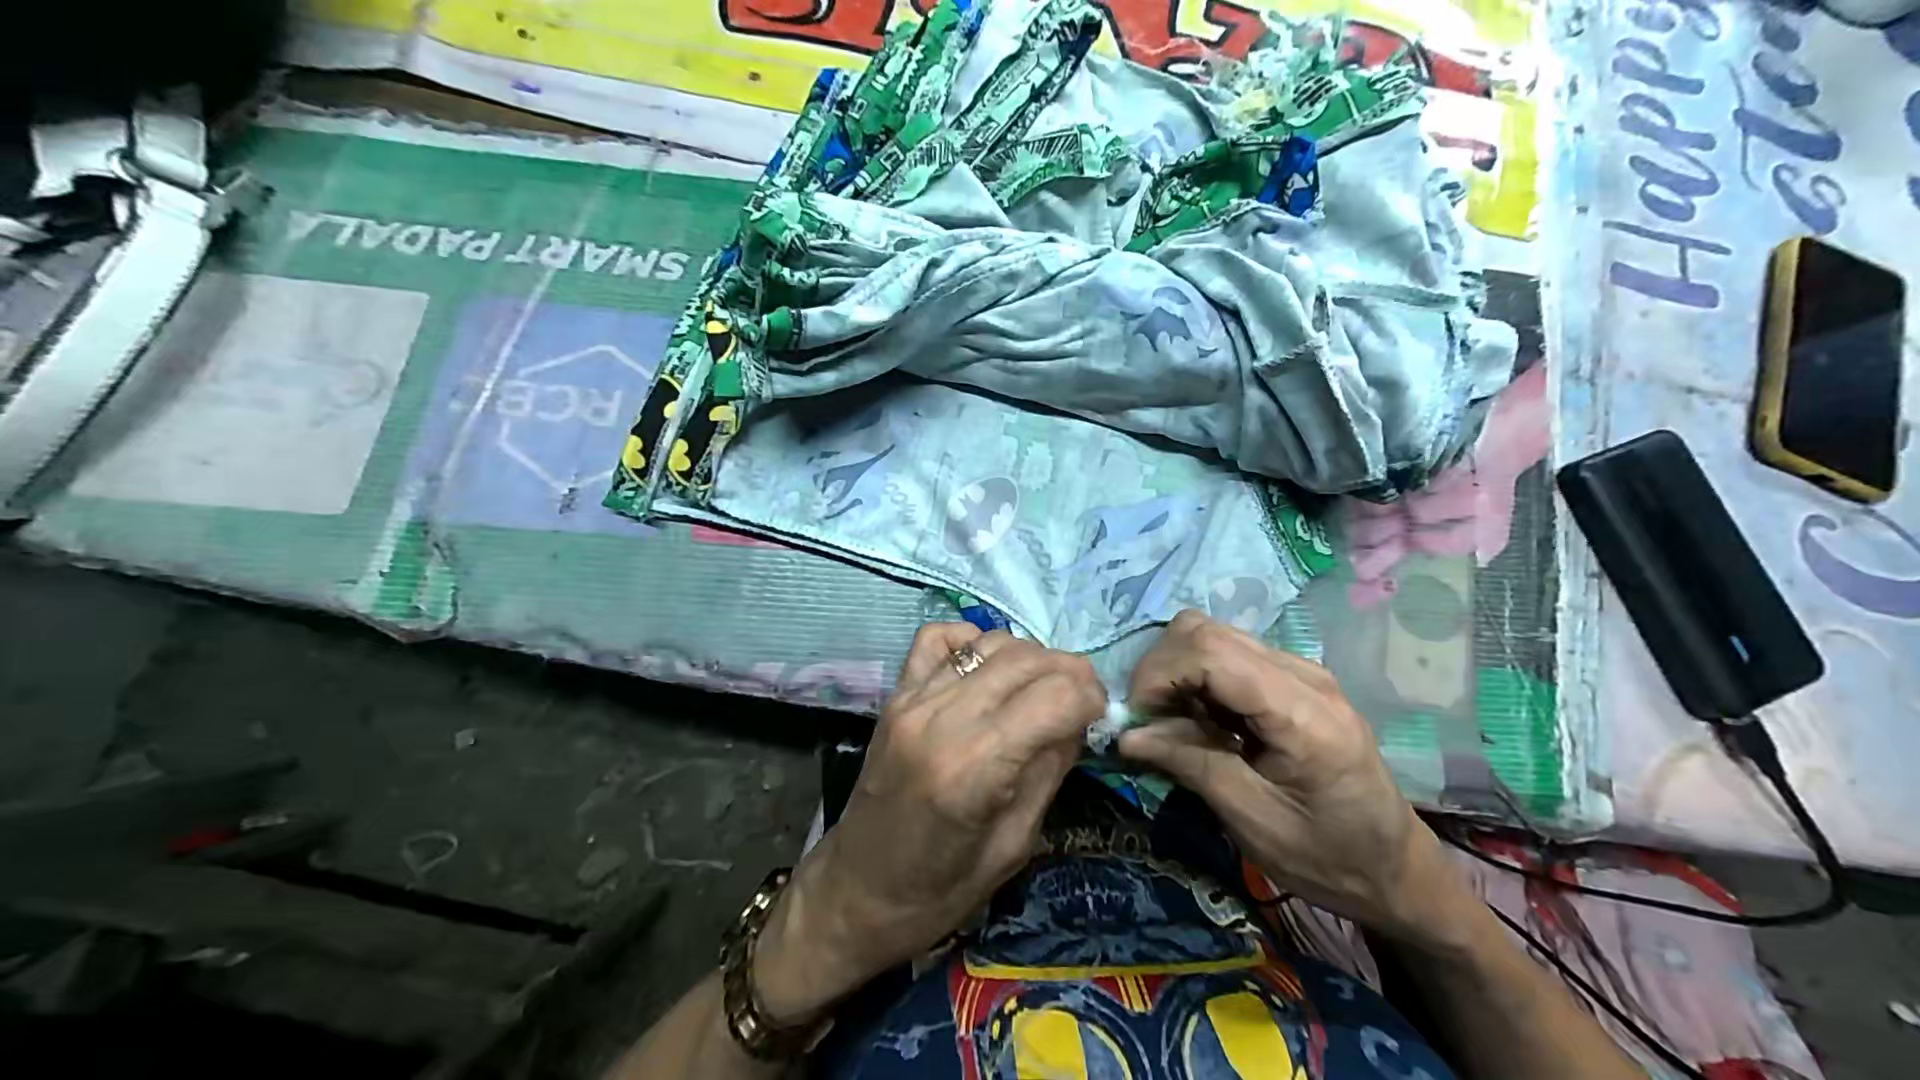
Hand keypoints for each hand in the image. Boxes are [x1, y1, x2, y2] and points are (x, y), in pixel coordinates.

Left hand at [753, 624, 1104, 1021]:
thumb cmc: (939, 890)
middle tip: (1079, 704)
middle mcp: (943, 718)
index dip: (1091, 698)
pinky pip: (939, 638)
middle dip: (1068, 674)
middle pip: (1028, 659)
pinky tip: (985, 673)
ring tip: (1037, 692)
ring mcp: (913, 699)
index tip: (1099, 717)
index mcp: (976, 766)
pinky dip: (972, 643)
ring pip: (991, 642)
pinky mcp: (895, 694)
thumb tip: (1079, 720)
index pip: (1057, 695)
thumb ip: (1049, 771)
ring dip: (1029, 659)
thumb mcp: (1014, 845)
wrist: (856, 890)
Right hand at [1117, 610, 1466, 945]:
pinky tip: (1201, 720)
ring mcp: (1301, 671)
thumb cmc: (1328, 858)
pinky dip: (1197, 678)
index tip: (1137, 720)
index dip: (1158, 674)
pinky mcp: (1293, 678)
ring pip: (1212, 634)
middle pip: (1205, 631)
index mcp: (1303, 713)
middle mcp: (1303, 675)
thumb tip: (1126, 735)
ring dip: (1177, 672)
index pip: (1211, 651)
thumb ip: (1189, 765)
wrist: (1395, 870)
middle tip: (1150, 722)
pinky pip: (1228, 654)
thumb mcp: (1253, 822)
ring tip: (1173, 723)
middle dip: (1161, 669)